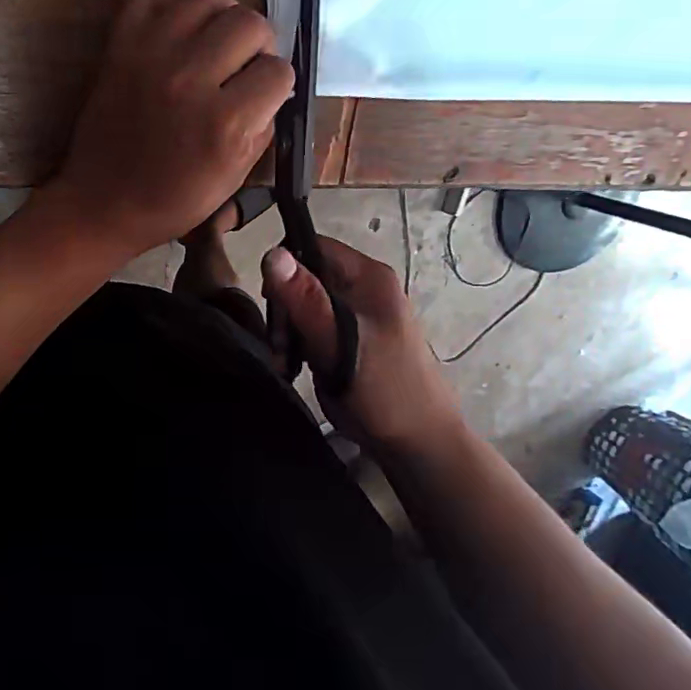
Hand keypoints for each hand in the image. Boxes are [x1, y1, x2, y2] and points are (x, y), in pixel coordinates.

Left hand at [47, 0, 294, 254]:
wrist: (104, 202)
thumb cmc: (175, 198)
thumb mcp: (237, 174)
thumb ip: (263, 122)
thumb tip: (272, 84)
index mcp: (224, 123)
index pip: (277, 70)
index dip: (278, 83)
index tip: (264, 93)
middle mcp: (189, 79)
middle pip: (250, 23)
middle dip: (259, 43)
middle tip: (245, 63)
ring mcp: (150, 57)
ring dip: (222, 16)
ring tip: (217, 39)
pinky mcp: (119, 47)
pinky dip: (174, 6)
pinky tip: (181, 30)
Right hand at [261, 238, 467, 455]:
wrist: (418, 443)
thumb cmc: (385, 391)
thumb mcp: (340, 344)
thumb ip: (306, 300)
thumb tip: (272, 253)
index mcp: (368, 277)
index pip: (313, 246)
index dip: (285, 269)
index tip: (272, 305)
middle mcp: (362, 287)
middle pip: (304, 278)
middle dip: (285, 311)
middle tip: (282, 347)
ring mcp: (355, 314)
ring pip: (303, 306)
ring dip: (289, 333)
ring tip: (288, 364)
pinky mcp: (348, 338)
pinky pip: (312, 328)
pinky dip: (298, 347)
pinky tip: (296, 368)